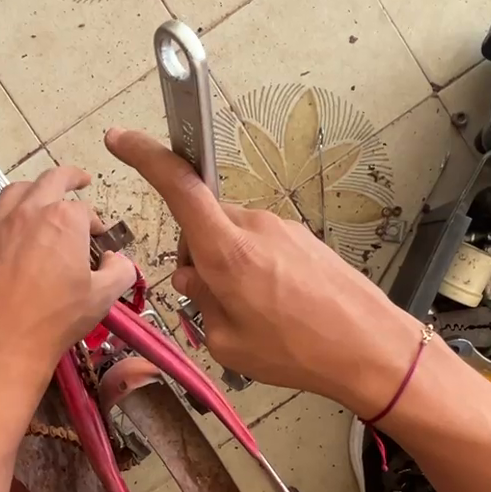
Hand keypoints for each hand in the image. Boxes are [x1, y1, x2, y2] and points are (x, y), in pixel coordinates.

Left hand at [0, 166, 135, 387]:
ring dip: (30, 190)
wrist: (3, 345)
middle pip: (50, 181)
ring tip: (38, 197)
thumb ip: (120, 270)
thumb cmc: (56, 320)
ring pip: (12, 191)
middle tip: (77, 180)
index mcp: (64, 220)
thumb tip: (116, 260)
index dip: (95, 224)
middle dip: (68, 178)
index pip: (85, 210)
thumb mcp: (103, 297)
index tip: (97, 241)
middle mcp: (27, 212)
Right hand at [105, 127, 424, 417]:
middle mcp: (253, 226)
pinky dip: (254, 268)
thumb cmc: (299, 352)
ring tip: (253, 312)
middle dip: (196, 254)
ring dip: (228, 264)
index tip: (120, 139)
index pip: (178, 186)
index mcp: (227, 251)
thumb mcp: (227, 343)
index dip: (144, 156)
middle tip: (211, 300)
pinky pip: (261, 243)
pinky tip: (277, 305)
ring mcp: (282, 227)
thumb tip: (193, 279)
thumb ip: (201, 304)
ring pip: (232, 234)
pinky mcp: (303, 237)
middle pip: (203, 221)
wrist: (370, 348)